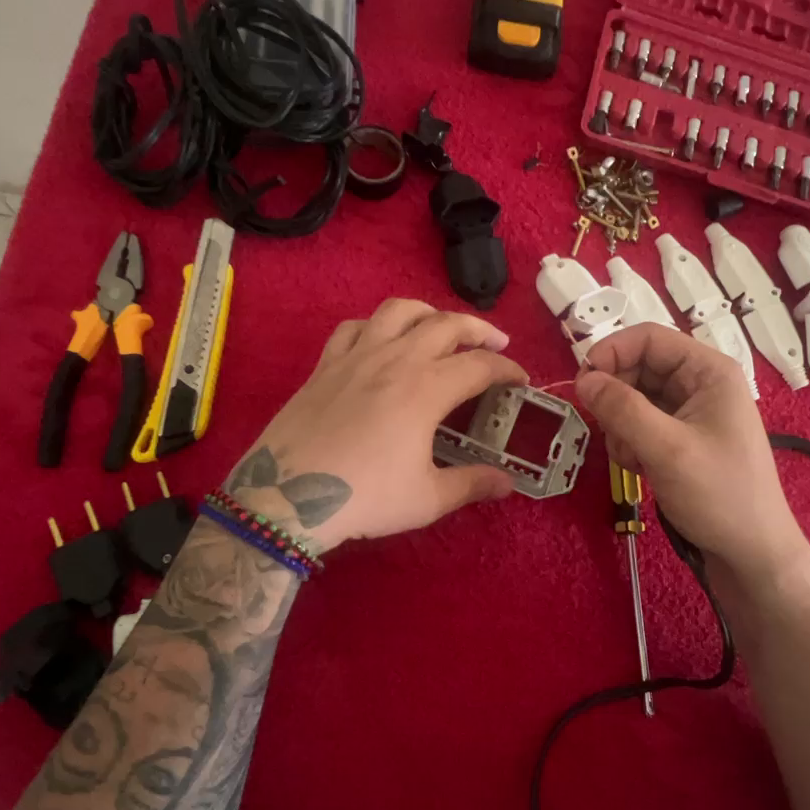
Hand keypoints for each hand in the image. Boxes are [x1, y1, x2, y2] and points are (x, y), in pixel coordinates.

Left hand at [225, 298, 530, 553]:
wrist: (288, 496)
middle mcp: (395, 360)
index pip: (479, 366)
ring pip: (399, 311)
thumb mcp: (427, 499)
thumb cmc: (365, 497)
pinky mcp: (325, 364)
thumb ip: (472, 484)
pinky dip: (376, 325)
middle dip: (478, 329)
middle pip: (446, 324)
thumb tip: (508, 484)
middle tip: (495, 344)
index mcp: (427, 389)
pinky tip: (381, 339)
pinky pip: (354, 327)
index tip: (521, 380)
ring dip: (429, 312)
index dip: (507, 369)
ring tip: (441, 327)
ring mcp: (356, 356)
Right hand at [576, 324, 809, 584]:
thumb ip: (622, 409)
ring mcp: (690, 413)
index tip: (583, 384)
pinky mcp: (681, 439)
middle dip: (615, 396)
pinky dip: (629, 442)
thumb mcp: (667, 448)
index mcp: (709, 371)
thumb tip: (582, 380)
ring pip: (634, 398)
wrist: (751, 554)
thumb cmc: (719, 496)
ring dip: (620, 424)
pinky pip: (640, 424)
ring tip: (631, 458)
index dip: (611, 352)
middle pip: (638, 367)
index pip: (648, 338)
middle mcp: (700, 384)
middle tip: (605, 429)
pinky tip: (638, 468)